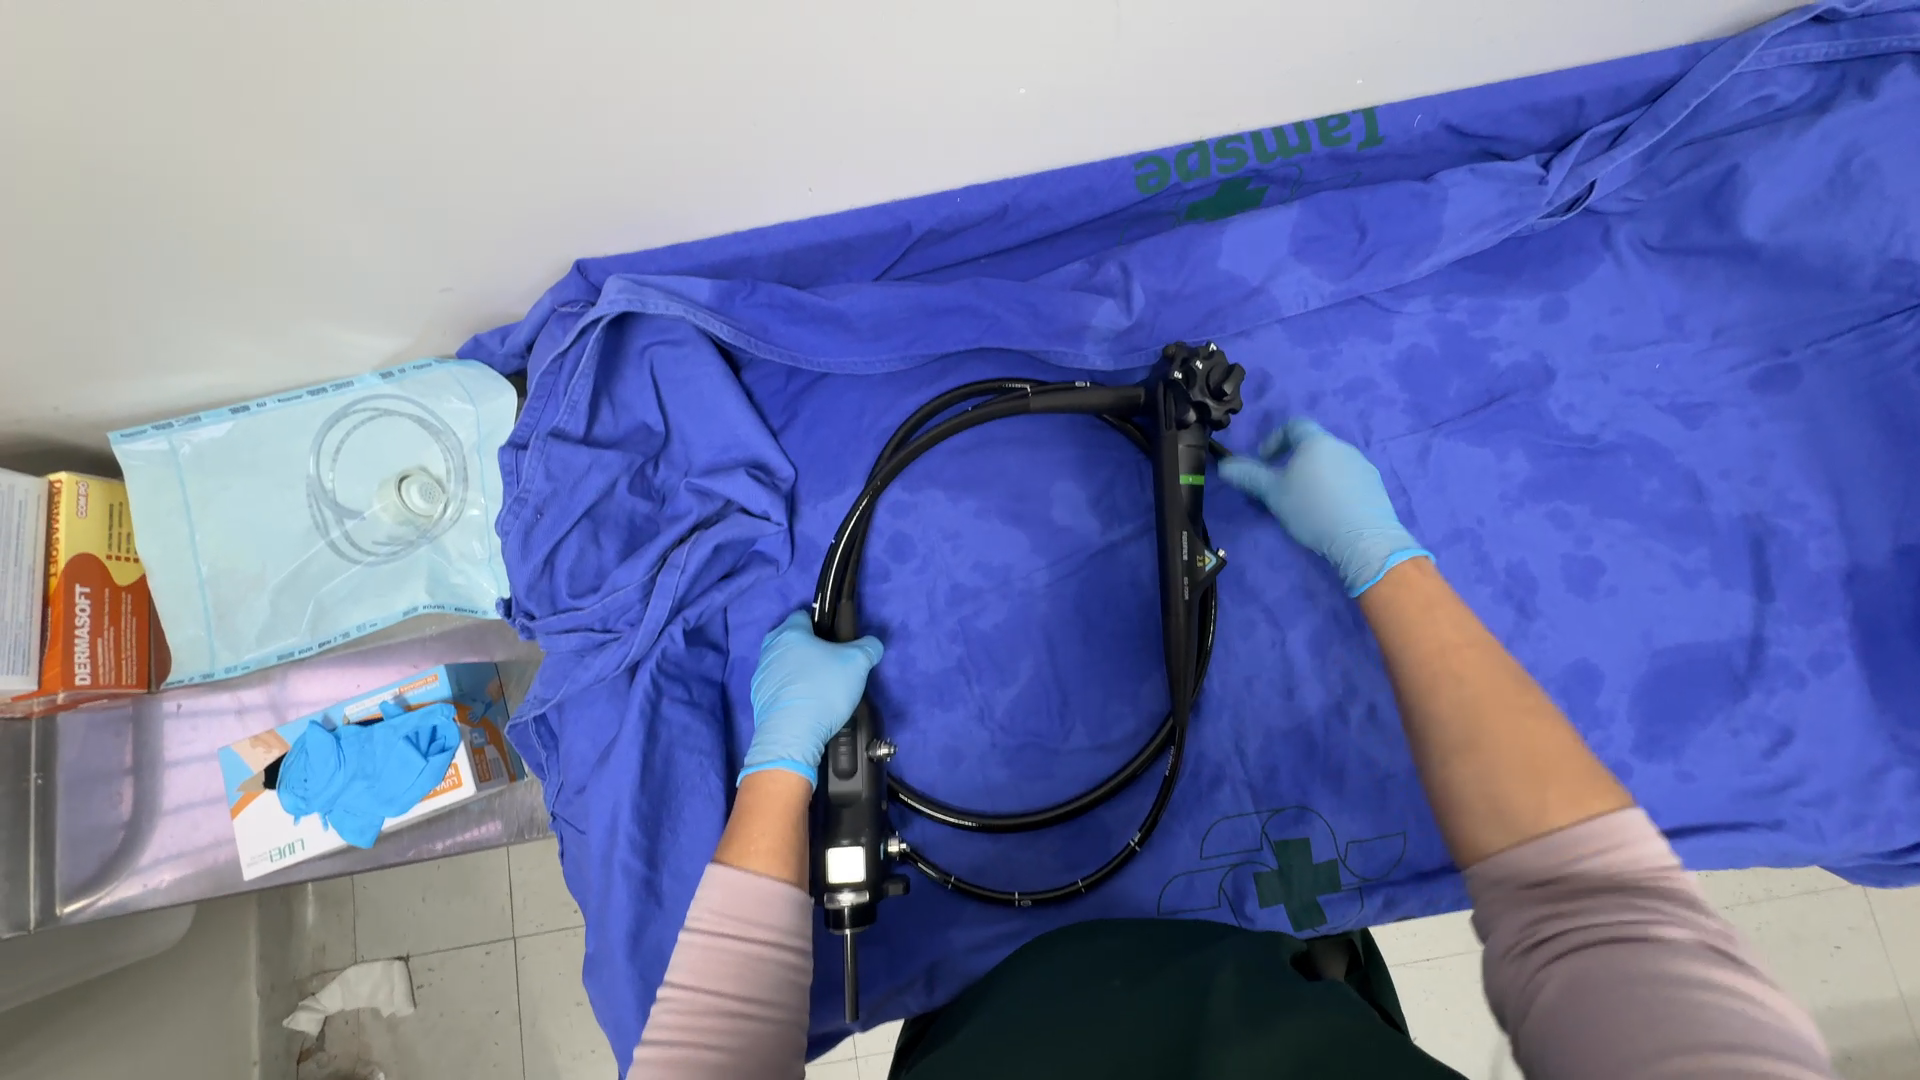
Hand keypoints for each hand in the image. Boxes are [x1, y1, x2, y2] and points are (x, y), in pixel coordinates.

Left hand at [738, 611, 883, 787]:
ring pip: (783, 665)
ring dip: (797, 671)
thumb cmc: (823, 688)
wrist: (792, 734)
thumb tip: (872, 644)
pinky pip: (778, 688)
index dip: (821, 626)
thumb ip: (868, 647)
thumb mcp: (857, 663)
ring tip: (819, 689)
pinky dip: (790, 692)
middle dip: (808, 649)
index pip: (803, 616)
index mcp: (789, 633)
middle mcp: (770, 650)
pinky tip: (806, 706)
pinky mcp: (759, 701)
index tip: (836, 641)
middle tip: (830, 664)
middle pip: (791, 640)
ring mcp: (761, 676)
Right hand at [1217, 418, 1430, 595]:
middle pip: (1314, 445)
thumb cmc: (1311, 509)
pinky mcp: (1375, 486)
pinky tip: (1328, 510)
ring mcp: (1362, 466)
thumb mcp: (1273, 493)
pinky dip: (1333, 487)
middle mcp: (1342, 447)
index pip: (1294, 425)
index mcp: (1317, 442)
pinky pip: (1348, 478)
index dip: (1275, 439)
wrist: (1363, 538)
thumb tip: (1224, 466)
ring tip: (1304, 501)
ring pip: (1331, 462)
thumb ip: (1249, 476)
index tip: (1265, 461)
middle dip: (1294, 461)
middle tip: (1281, 486)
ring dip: (1314, 475)